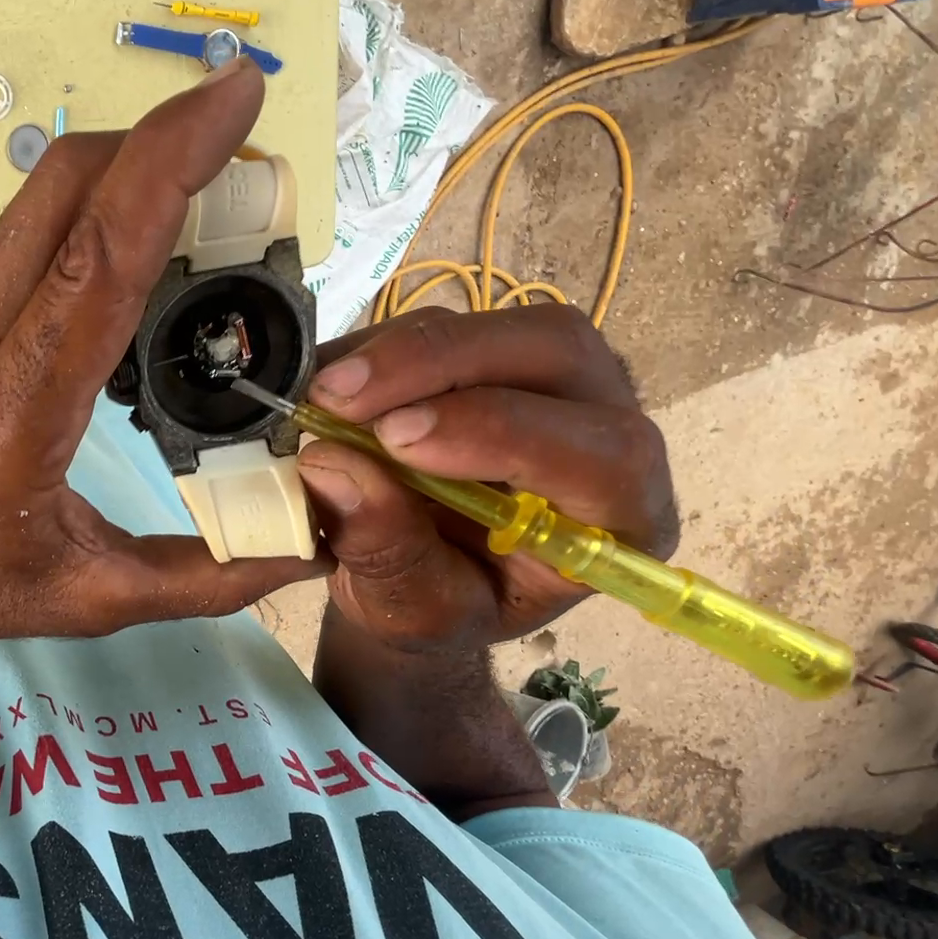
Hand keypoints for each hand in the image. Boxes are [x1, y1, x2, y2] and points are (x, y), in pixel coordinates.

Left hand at [0, 57, 326, 648]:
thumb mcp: (89, 597)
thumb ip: (202, 577)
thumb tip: (305, 550)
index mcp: (22, 402)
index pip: (100, 253)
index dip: (171, 162)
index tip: (237, 98)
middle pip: (64, 188)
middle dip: (158, 140)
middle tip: (241, 144)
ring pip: (40, 198)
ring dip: (123, 165)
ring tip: (204, 186)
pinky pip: (28, 235)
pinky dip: (91, 206)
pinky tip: (138, 244)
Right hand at [297, 304, 678, 658]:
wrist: (419, 577)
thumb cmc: (437, 607)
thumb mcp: (412, 612)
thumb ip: (386, 553)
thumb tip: (329, 466)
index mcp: (616, 519)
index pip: (602, 453)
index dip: (500, 430)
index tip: (393, 440)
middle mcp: (602, 431)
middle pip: (554, 353)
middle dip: (438, 364)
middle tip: (338, 398)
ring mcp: (549, 385)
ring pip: (496, 327)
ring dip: (398, 352)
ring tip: (321, 394)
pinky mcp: (489, 361)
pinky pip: (440, 326)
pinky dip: (374, 349)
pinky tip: (327, 384)